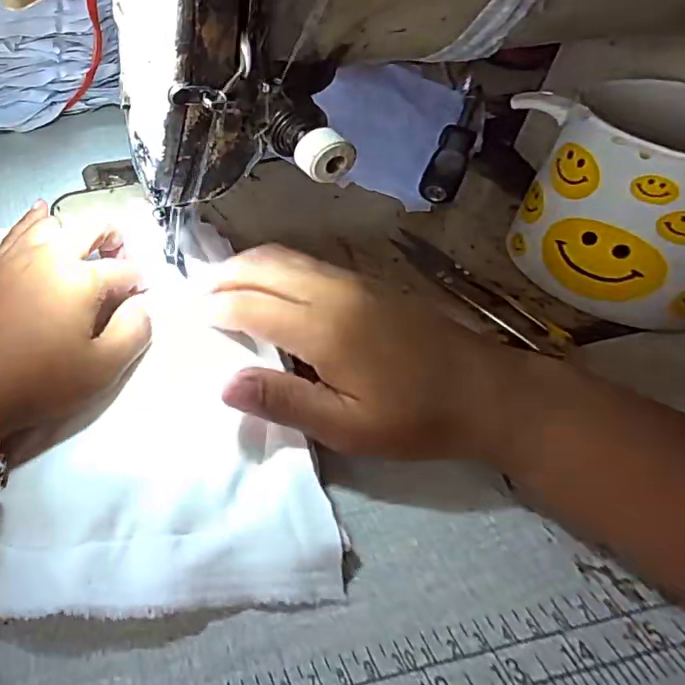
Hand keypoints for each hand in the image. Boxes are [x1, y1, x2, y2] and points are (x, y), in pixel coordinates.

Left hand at [0, 202, 152, 436]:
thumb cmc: (38, 381)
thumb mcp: (100, 370)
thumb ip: (133, 332)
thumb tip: (141, 304)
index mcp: (82, 278)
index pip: (124, 269)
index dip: (138, 283)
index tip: (138, 299)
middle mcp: (52, 254)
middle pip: (93, 229)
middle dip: (114, 242)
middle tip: (119, 264)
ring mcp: (20, 253)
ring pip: (56, 223)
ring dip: (77, 231)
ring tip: (83, 250)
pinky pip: (22, 227)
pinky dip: (38, 218)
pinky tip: (42, 214)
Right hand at [199, 244, 541, 463]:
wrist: (492, 392)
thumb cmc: (416, 418)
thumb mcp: (348, 428)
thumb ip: (284, 401)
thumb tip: (225, 384)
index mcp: (323, 328)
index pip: (250, 305)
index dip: (215, 309)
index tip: (192, 318)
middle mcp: (331, 292)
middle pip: (259, 268)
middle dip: (220, 277)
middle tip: (194, 296)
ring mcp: (349, 280)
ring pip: (280, 256)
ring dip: (241, 265)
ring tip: (217, 284)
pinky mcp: (362, 280)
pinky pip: (300, 259)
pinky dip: (268, 264)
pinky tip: (262, 282)